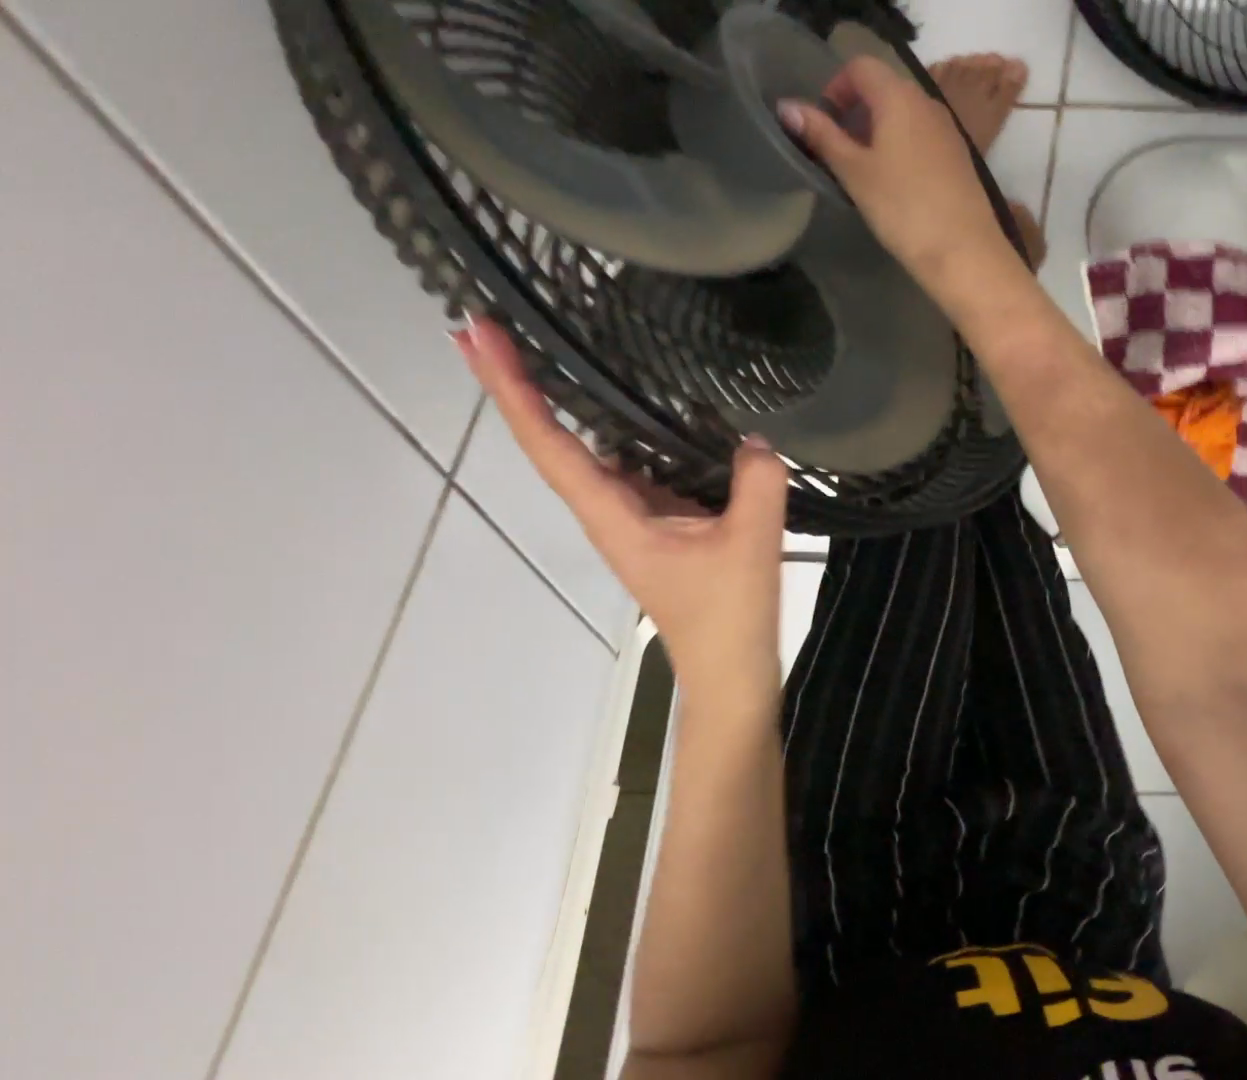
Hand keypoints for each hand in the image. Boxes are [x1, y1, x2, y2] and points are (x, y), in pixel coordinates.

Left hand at [453, 317, 788, 697]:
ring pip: (592, 452)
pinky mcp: (660, 524)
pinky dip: (624, 428)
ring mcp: (633, 519)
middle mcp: (610, 513)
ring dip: (566, 403)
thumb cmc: (728, 619)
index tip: (478, 338)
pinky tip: (645, 402)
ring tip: (551, 345)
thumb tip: (756, 437)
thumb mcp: (750, 545)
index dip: (513, 390)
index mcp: (614, 518)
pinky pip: (634, 464)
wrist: (730, 675)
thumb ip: (757, 483)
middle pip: (554, 442)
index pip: (551, 446)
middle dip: (519, 385)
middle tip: (489, 323)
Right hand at [778, 57, 1015, 285]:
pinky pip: (922, 139)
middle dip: (856, 113)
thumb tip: (787, 107)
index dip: (835, 88)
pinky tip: (895, 187)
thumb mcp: (854, 172)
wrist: (964, 251)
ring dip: (878, 134)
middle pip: (884, 90)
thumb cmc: (903, 208)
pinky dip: (902, 150)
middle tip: (838, 153)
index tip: (822, 124)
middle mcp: (927, 104)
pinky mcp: (959, 159)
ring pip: (904, 116)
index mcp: (899, 97)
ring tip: (864, 174)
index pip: (860, 67)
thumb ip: (822, 136)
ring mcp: (948, 131)